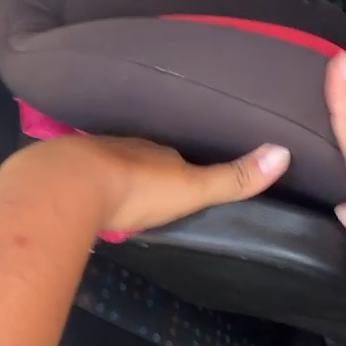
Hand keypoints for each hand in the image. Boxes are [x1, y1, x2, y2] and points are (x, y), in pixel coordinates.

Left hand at [7, 136, 289, 233]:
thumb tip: (283, 152)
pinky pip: (79, 177)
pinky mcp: (61, 174)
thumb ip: (232, 178)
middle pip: (140, 160)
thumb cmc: (136, 188)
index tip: (185, 180)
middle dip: (146, 171)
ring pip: (108, 165)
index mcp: (156, 152)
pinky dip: (86, 186)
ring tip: (118, 193)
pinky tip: (84, 197)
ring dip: (114, 178)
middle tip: (151, 189)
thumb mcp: (192, 188)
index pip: (174, 158)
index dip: (181, 168)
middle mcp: (124, 148)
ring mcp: (89, 158)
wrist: (70, 185)